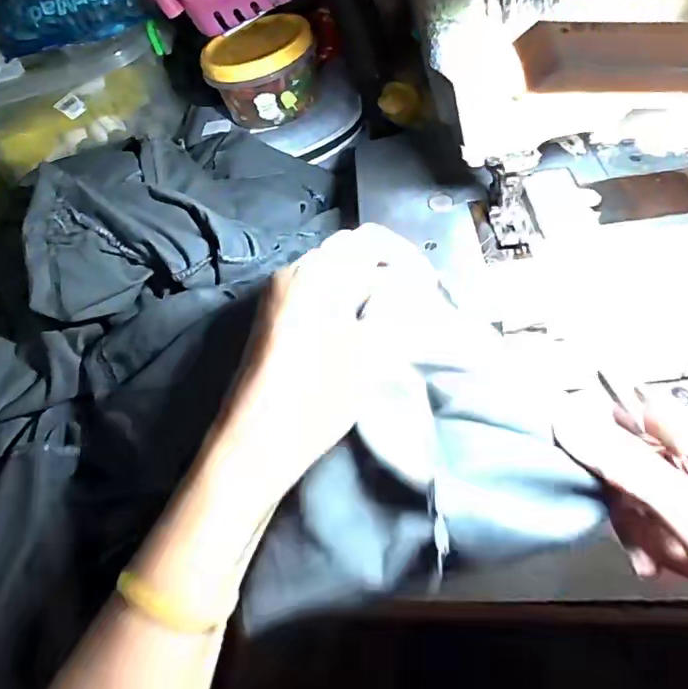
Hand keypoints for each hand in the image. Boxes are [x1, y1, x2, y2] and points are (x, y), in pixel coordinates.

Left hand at [211, 223, 431, 502]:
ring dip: (370, 274)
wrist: (253, 444)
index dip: (410, 262)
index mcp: (315, 272)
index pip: (374, 245)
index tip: (434, 286)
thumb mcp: (369, 351)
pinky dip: (350, 288)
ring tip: (401, 300)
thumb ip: (396, 307)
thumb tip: (414, 286)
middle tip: (421, 286)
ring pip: (336, 264)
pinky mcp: (279, 313)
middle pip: (352, 246)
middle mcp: (294, 270)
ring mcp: (283, 291)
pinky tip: (369, 313)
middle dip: (390, 261)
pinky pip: (322, 283)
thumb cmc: (314, 398)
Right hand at [555, 393, 687, 603]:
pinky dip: (659, 549)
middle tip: (624, 526)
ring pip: (652, 500)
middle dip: (625, 494)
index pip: (641, 413)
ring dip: (640, 528)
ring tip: (650, 558)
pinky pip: (671, 532)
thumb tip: (572, 423)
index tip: (580, 455)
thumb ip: (628, 468)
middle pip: (642, 459)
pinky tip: (663, 567)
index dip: (606, 430)